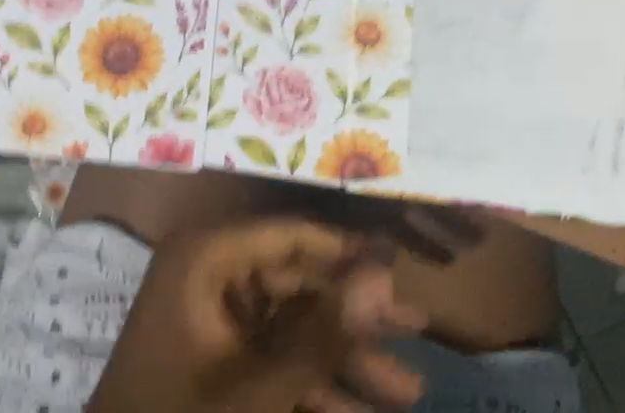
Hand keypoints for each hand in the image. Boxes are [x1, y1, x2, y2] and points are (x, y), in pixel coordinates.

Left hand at [88, 218, 427, 412]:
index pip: (291, 234)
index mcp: (206, 259)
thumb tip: (384, 274)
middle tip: (418, 329)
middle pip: (299, 283)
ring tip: (409, 390)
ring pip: (294, 327)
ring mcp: (212, 319)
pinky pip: (274, 359)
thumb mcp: (260, 386)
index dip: (348, 249)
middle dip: (357, 320)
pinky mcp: (215, 358)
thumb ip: (324, 333)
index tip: (401, 265)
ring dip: (347, 362)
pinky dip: (313, 386)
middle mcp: (210, 275)